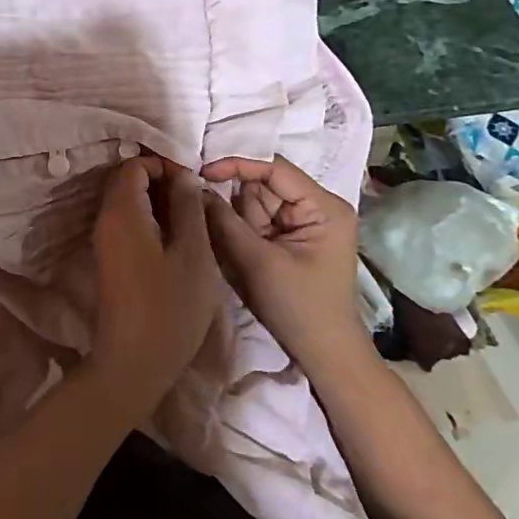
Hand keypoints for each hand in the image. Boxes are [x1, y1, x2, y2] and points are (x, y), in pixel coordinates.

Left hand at [87, 156, 223, 423]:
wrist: (134, 361)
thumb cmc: (170, 307)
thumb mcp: (193, 254)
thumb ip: (188, 208)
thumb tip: (184, 175)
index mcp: (121, 211)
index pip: (133, 165)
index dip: (163, 164)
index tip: (193, 180)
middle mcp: (104, 219)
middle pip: (127, 182)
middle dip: (161, 181)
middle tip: (196, 199)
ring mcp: (103, 240)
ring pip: (127, 203)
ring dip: (157, 202)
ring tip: (192, 218)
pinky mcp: (109, 258)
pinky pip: (127, 224)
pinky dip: (150, 220)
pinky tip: (176, 238)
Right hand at [200, 156, 367, 369]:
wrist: (323, 353)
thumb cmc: (298, 306)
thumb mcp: (257, 261)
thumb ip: (224, 220)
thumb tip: (195, 186)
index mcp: (323, 206)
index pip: (274, 169)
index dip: (236, 165)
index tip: (200, 172)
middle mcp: (316, 207)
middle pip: (263, 184)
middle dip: (232, 194)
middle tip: (201, 202)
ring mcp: (303, 222)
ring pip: (255, 201)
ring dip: (233, 212)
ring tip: (217, 229)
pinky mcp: (289, 237)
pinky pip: (256, 218)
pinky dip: (238, 225)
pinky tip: (227, 238)